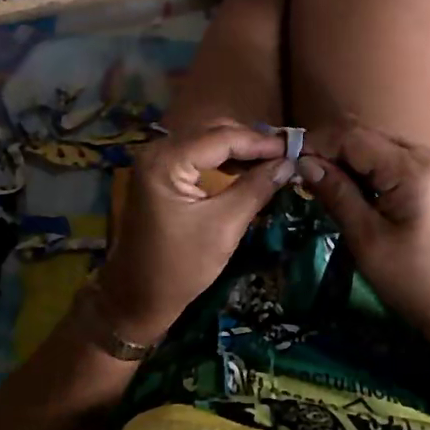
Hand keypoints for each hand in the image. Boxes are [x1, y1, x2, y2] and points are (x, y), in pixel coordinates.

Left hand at [99, 121, 291, 341]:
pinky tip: (246, 168)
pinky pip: (196, 154)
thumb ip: (256, 188)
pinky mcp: (159, 174)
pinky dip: (223, 158)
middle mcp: (157, 150)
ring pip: (205, 140)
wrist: (136, 299)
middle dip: (250, 140)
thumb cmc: (179, 267)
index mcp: (166, 160)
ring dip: (238, 147)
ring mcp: (156, 161)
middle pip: (212, 131)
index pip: (221, 137)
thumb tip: (288, 163)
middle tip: (286, 152)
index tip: (294, 147)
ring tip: (272, 159)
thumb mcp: (224, 227)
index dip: (260, 142)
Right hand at [298, 126, 429, 338]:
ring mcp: (424, 164)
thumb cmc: (411, 278)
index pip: (351, 137)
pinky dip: (357, 168)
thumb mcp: (366, 238)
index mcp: (409, 167)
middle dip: (326, 149)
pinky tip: (340, 187)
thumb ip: (336, 193)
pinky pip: (382, 159)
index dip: (316, 143)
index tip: (286, 161)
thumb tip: (303, 162)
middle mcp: (419, 154)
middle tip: (296, 173)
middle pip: (361, 135)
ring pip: (370, 145)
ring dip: (340, 158)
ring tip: (313, 181)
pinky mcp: (422, 177)